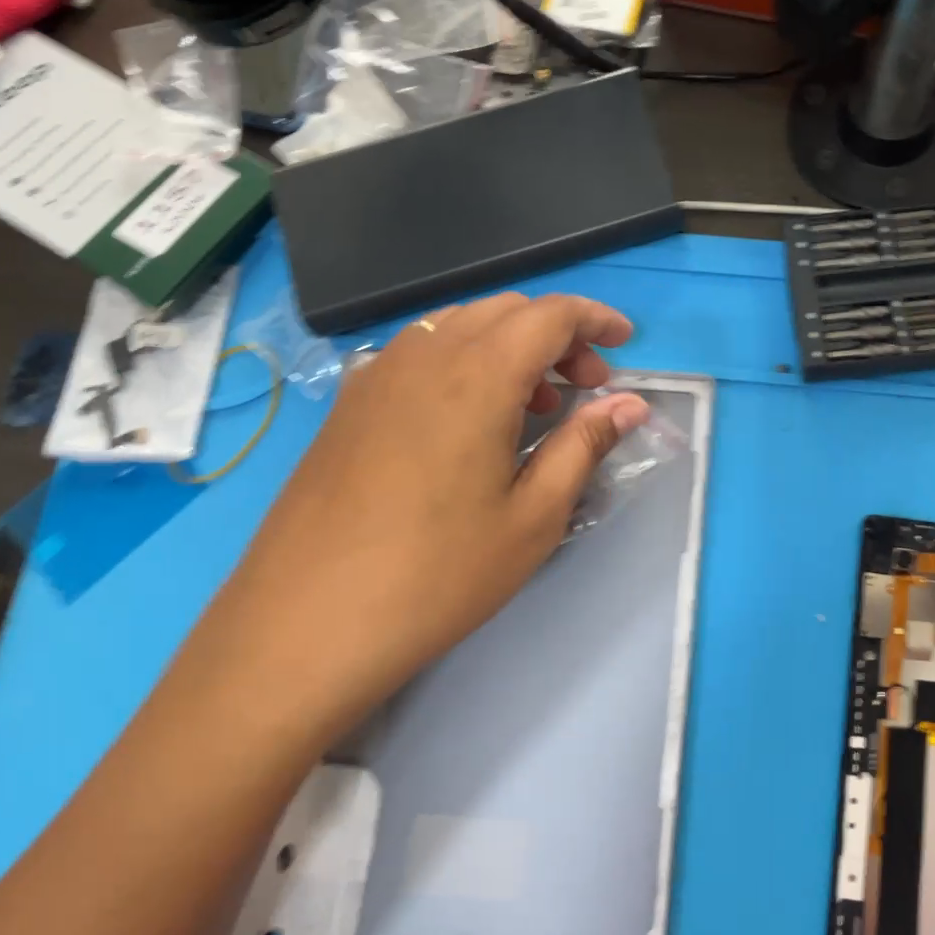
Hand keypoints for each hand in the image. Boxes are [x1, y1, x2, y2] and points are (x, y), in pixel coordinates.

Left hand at [211, 293, 649, 735]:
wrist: (307, 623)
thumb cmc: (439, 573)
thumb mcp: (533, 517)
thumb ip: (584, 446)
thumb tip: (628, 404)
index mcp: (477, 374)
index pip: (549, 315)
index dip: (594, 319)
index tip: (625, 343)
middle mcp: (425, 355)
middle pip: (504, 311)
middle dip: (556, 335)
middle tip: (585, 387)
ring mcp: (378, 376)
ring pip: (459, 326)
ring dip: (509, 346)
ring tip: (533, 408)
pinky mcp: (349, 404)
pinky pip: (421, 353)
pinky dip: (464, 362)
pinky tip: (470, 422)